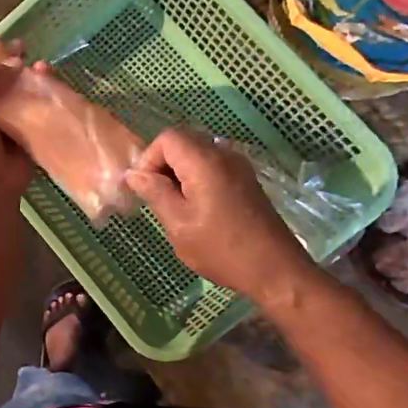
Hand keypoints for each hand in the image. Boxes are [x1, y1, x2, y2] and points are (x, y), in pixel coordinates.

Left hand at [0, 54, 32, 207]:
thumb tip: (14, 61)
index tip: (4, 39)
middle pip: (0, 80)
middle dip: (14, 64)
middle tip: (29, 49)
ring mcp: (5, 124)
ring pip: (21, 95)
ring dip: (33, 81)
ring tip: (46, 67)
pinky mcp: (25, 137)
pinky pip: (37, 113)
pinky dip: (46, 101)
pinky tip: (55, 88)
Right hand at [124, 128, 319, 303]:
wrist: (275, 269)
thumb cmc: (221, 249)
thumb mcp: (179, 225)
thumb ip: (155, 193)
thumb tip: (133, 174)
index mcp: (205, 162)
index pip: (167, 138)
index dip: (148, 159)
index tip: (145, 190)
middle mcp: (224, 155)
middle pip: (183, 141)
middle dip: (162, 164)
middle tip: (156, 198)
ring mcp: (238, 166)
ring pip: (197, 153)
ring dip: (179, 172)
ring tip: (174, 206)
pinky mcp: (245, 179)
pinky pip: (212, 165)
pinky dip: (196, 178)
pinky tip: (195, 208)